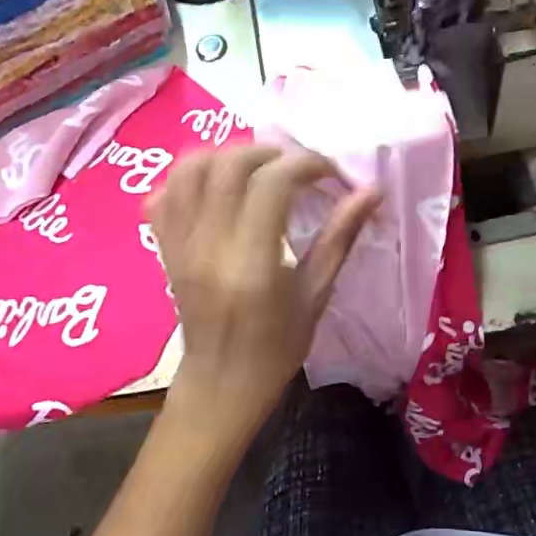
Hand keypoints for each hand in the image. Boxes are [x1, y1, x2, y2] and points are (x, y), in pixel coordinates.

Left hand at [147, 146, 379, 440]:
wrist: (221, 383)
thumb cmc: (277, 348)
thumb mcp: (316, 295)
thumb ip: (339, 237)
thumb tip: (372, 191)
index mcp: (251, 264)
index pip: (271, 184)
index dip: (305, 165)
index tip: (329, 174)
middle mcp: (208, 247)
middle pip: (228, 166)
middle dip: (268, 153)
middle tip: (294, 168)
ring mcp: (179, 245)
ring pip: (189, 170)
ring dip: (227, 156)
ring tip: (257, 170)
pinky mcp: (164, 248)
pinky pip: (165, 194)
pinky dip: (190, 177)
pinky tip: (217, 188)